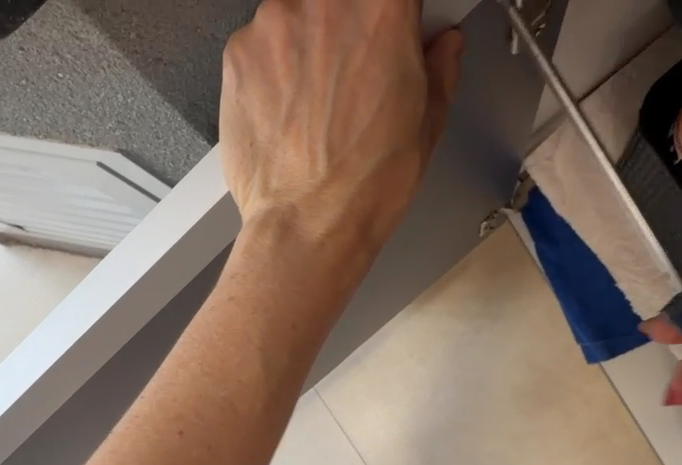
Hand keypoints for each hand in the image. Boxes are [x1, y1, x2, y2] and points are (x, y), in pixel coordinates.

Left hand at [220, 0, 462, 255]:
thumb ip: (438, 69)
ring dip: (307, 50)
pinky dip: (272, 73)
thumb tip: (443, 48)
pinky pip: (259, 47)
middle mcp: (325, 1)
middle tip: (354, 78)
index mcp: (383, 7)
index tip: (394, 38)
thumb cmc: (364, 186)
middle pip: (338, 2)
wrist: (306, 226)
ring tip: (317, 107)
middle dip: (347, 33)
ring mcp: (274, 24)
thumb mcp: (427, 127)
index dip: (395, 18)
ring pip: (296, 19)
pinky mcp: (238, 54)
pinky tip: (288, 117)